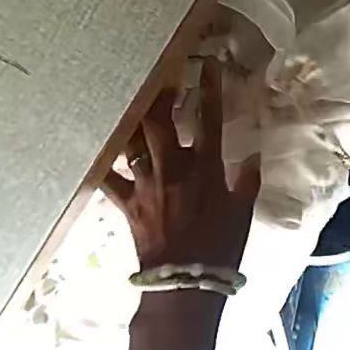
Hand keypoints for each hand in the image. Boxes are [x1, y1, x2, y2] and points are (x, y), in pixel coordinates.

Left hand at [103, 66, 259, 278]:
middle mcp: (174, 168)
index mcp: (207, 168)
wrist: (185, 283)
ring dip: (132, 119)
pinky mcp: (128, 203)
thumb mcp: (243, 212)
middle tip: (159, 77)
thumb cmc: (220, 247)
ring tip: (130, 101)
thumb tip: (253, 156)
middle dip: (158, 95)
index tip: (207, 66)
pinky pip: (109, 177)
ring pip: (133, 141)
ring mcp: (147, 184)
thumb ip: (247, 181)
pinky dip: (103, 161)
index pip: (210, 119)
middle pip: (160, 121)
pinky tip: (96, 146)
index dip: (209, 89)